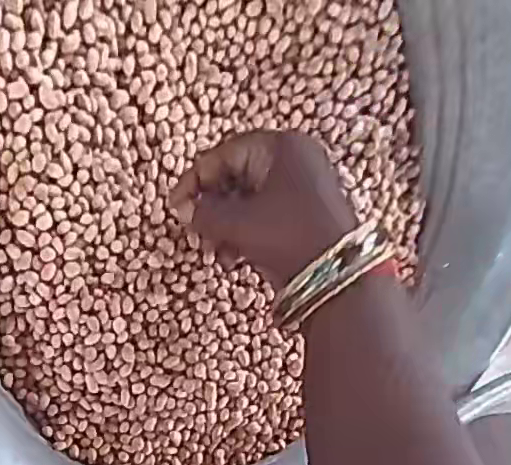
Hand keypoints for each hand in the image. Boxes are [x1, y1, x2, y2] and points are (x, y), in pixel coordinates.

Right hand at [167, 130, 359, 287]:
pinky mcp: (300, 215)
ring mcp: (299, 188)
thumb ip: (206, 214)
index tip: (175, 206)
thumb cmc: (289, 236)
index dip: (195, 181)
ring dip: (224, 229)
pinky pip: (262, 218)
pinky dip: (243, 236)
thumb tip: (184, 210)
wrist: (334, 272)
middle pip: (235, 179)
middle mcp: (292, 160)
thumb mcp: (239, 224)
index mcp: (279, 147)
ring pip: (246, 202)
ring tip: (215, 253)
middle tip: (195, 233)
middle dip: (211, 210)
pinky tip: (232, 259)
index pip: (224, 154)